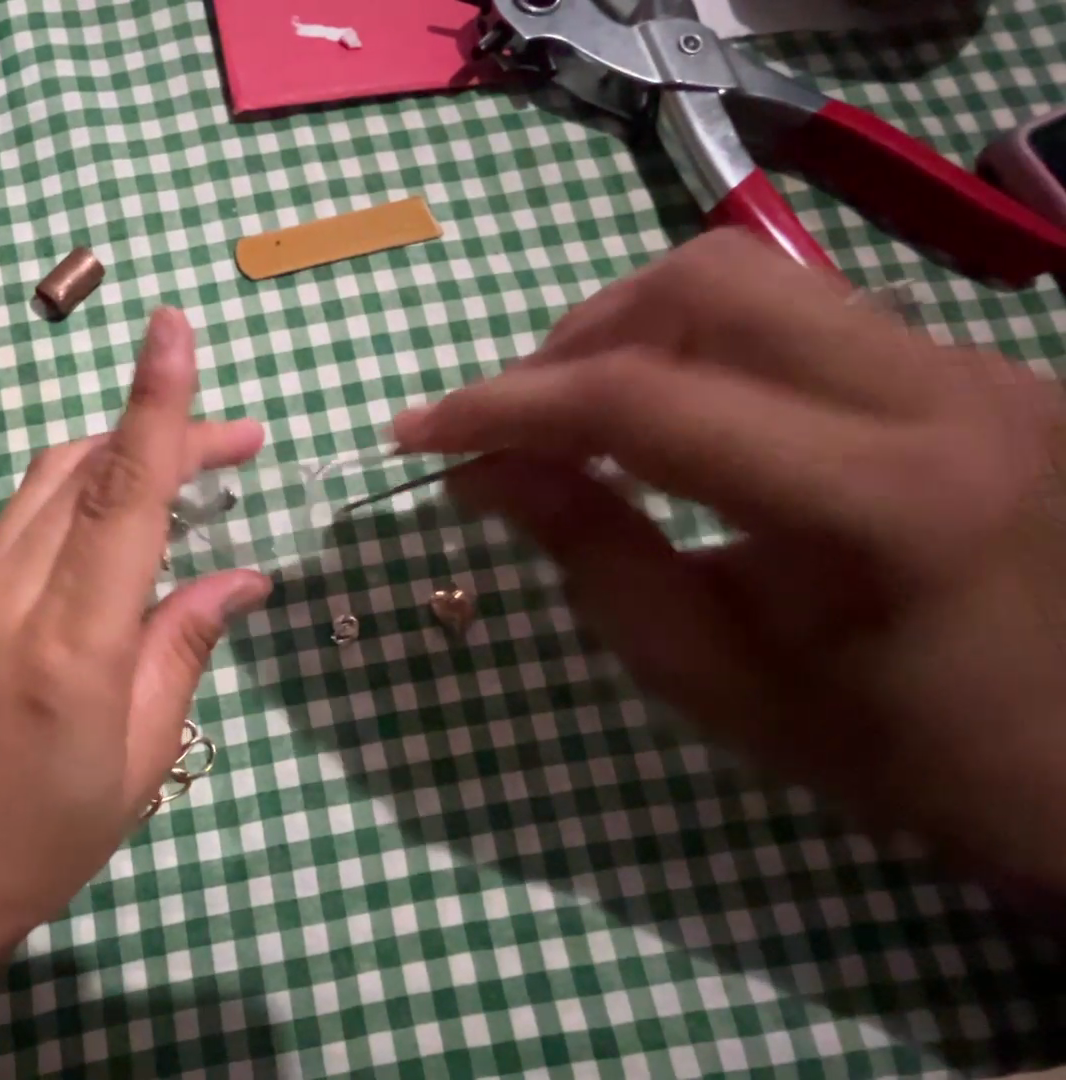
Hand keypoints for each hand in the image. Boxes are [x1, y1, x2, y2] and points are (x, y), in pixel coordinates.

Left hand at [0, 309, 271, 1078]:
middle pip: (83, 472)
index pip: (119, 499)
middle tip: (241, 442)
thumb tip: (242, 575)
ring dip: (118, 454)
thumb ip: (183, 648)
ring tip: (192, 469)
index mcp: (69, 645)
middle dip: (162, 431)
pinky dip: (81, 493)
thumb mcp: (140, 757)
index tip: (174, 331)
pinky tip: (122, 519)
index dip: (154, 410)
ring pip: (47, 485)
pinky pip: (25, 521)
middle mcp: (10, 597)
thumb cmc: (43, 839)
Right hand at [393, 231, 1065, 892]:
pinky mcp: (965, 365)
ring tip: (570, 414)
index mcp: (876, 501)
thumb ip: (587, 551)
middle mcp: (938, 393)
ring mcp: (968, 364)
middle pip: (701, 285)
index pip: (641, 400)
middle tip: (505, 423)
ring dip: (621, 332)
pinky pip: (788, 314)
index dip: (502, 407)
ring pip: (746, 278)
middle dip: (564, 344)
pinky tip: (659, 416)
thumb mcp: (705, 671)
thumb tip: (479, 469)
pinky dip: (685, 346)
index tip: (413, 434)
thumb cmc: (890, 748)